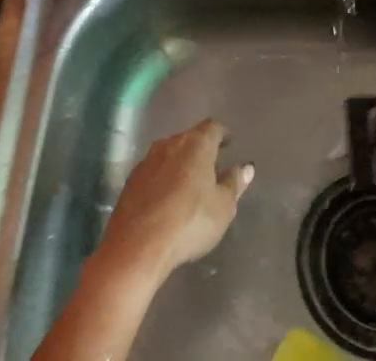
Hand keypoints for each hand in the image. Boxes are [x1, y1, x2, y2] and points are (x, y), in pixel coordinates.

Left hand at [99, 119, 254, 283]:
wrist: (137, 247)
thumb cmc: (189, 222)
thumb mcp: (222, 207)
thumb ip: (234, 184)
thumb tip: (246, 167)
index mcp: (196, 144)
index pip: (213, 127)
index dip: (222, 134)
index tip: (228, 144)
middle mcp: (169, 144)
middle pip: (189, 139)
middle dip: (200, 150)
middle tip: (211, 167)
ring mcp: (146, 161)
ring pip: (168, 155)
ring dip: (179, 165)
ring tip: (188, 184)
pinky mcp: (129, 181)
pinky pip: (153, 173)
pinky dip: (162, 180)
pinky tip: (166, 199)